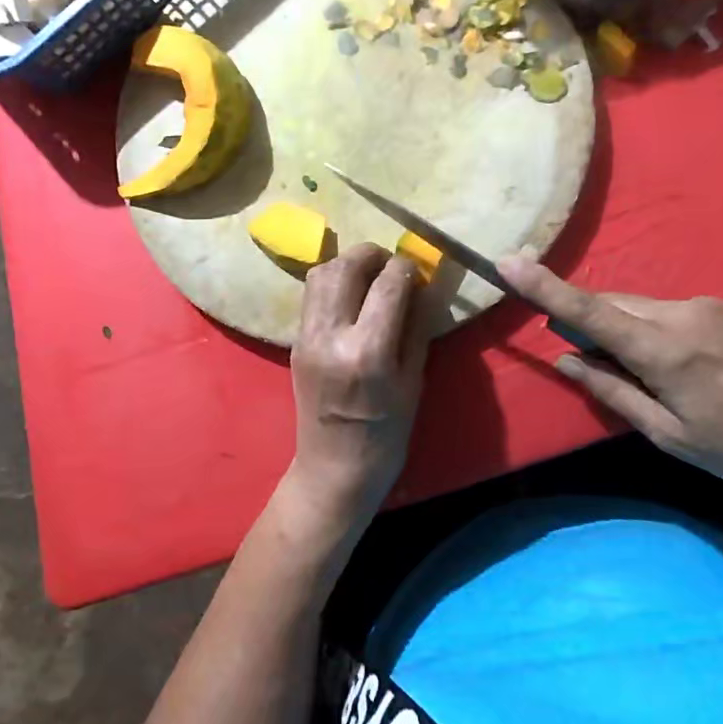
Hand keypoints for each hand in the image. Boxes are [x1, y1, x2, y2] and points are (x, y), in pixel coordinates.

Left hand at [288, 244, 429, 521]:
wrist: (333, 469)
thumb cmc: (386, 435)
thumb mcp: (414, 382)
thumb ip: (419, 327)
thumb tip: (427, 284)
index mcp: (367, 352)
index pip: (388, 285)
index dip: (407, 267)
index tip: (419, 268)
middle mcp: (330, 336)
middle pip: (346, 267)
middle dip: (373, 254)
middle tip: (393, 264)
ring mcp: (306, 336)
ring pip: (321, 274)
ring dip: (348, 263)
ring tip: (371, 275)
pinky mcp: (295, 340)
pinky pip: (311, 295)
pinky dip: (332, 282)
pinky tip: (352, 295)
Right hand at [498, 253, 722, 511]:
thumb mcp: (673, 437)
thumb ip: (612, 392)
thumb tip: (565, 360)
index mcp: (666, 351)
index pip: (589, 311)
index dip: (543, 287)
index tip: (507, 262)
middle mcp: (684, 314)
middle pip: (612, 304)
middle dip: (588, 322)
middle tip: (584, 358)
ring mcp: (710, 306)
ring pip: (639, 307)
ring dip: (622, 329)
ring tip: (645, 376)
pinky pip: (667, 312)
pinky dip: (650, 330)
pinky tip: (676, 368)